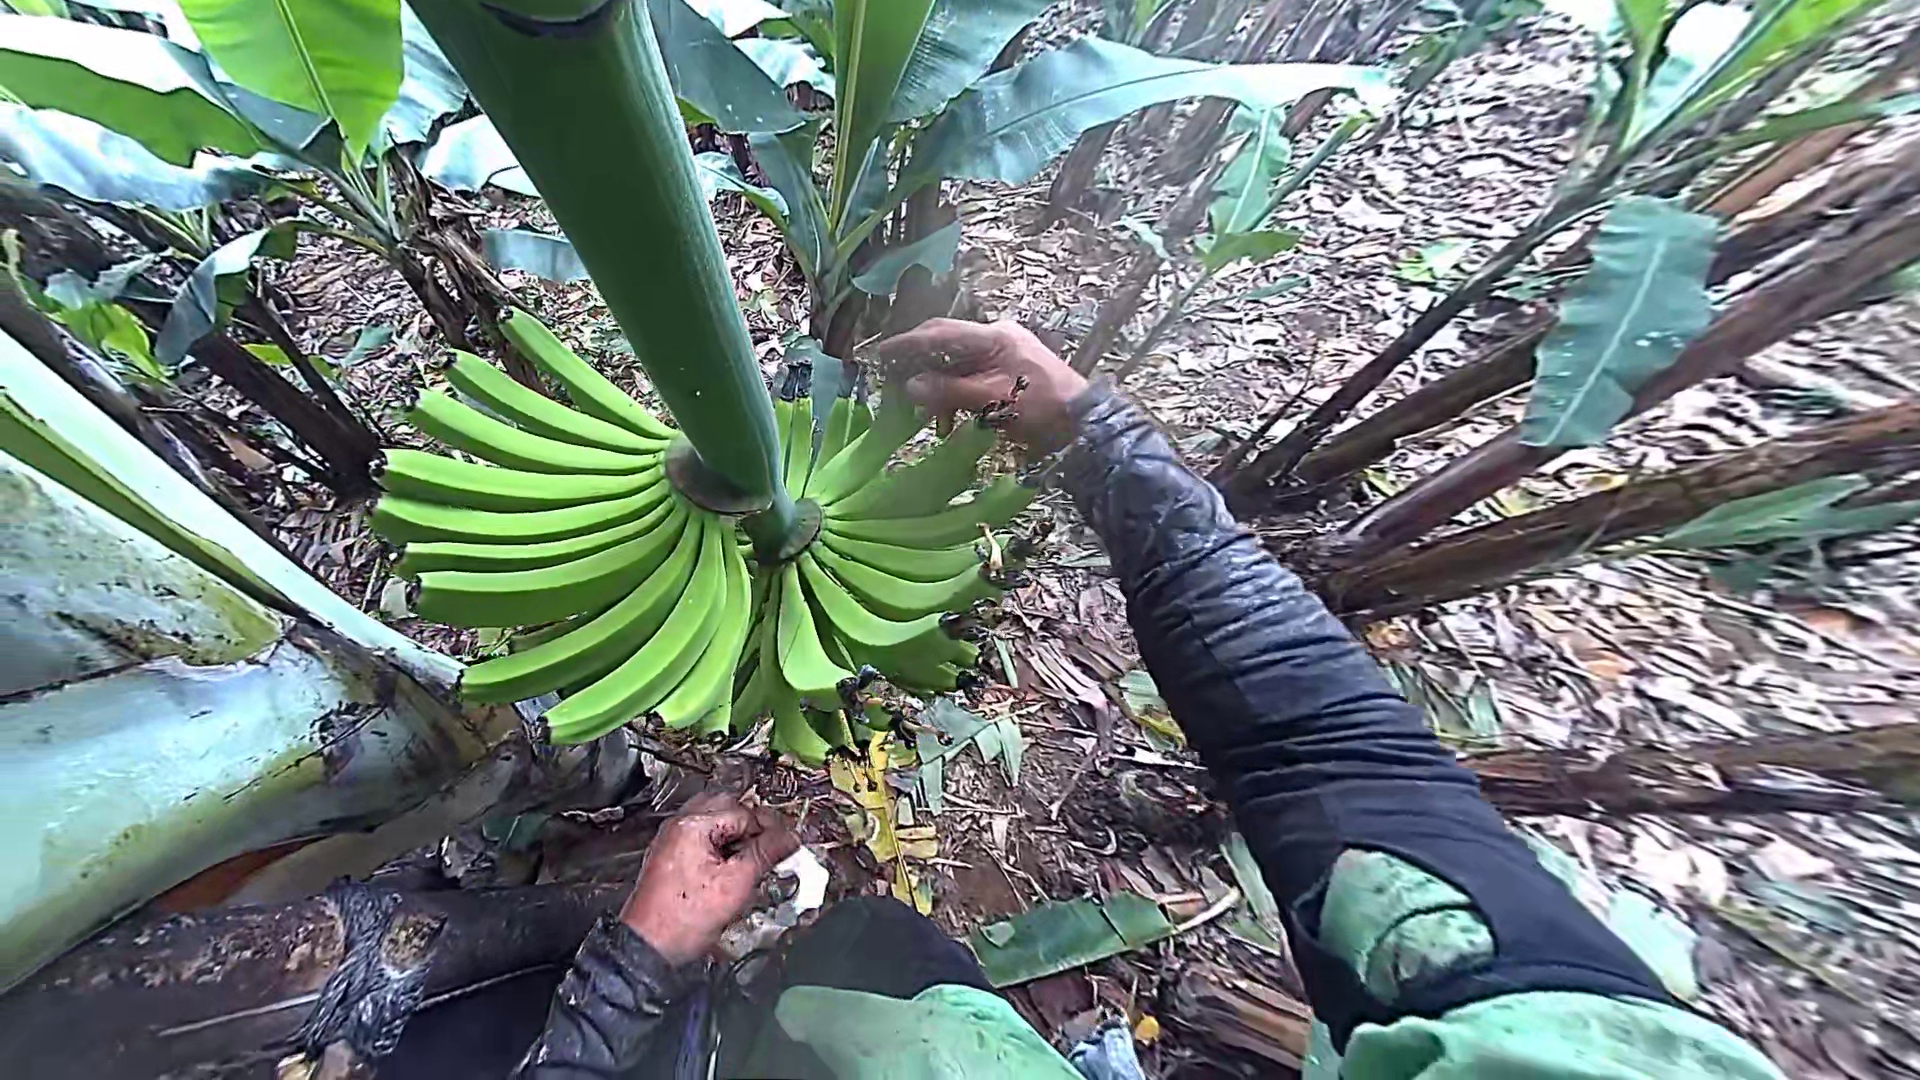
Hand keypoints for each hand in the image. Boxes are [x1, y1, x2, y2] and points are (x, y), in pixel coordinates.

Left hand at [620, 791, 798, 965]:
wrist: (645, 954)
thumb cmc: (682, 922)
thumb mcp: (735, 885)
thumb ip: (765, 853)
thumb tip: (789, 837)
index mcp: (694, 825)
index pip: (745, 813)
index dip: (768, 830)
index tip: (784, 844)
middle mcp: (679, 825)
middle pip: (728, 806)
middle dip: (751, 824)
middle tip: (768, 844)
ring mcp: (671, 839)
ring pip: (714, 817)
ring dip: (735, 830)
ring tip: (750, 853)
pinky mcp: (669, 855)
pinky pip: (701, 833)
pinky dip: (719, 841)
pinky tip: (729, 862)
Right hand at [874, 318, 1089, 451]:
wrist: (1083, 425)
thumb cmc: (1041, 407)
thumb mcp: (993, 400)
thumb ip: (949, 391)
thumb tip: (912, 386)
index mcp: (994, 336)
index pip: (941, 333)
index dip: (908, 343)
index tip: (881, 354)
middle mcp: (996, 340)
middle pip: (947, 347)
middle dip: (921, 367)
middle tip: (896, 385)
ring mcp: (1003, 358)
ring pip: (958, 368)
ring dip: (939, 390)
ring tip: (926, 415)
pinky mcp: (1007, 378)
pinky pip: (972, 382)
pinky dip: (957, 399)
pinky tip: (949, 421)